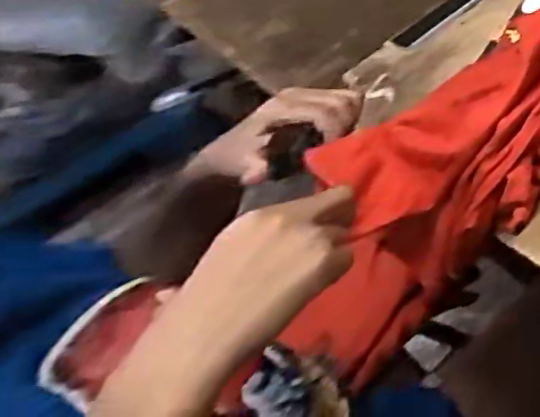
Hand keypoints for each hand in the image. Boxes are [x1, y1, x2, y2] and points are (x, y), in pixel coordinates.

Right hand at [91, 187, 357, 416]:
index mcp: (258, 214)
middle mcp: (289, 217)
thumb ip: (263, 236)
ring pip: (344, 233)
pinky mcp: (324, 259)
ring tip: (307, 275)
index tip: (318, 224)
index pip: (313, 196)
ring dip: (333, 251)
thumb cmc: (195, 308)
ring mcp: (310, 236)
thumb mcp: (227, 251)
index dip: (320, 211)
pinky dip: (335, 273)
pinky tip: (310, 289)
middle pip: (342, 199)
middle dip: (342, 216)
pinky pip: (347, 258)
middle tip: (331, 240)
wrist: (193, 342)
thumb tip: (286, 238)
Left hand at [190, 87, 361, 184]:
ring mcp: (306, 91)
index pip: (327, 111)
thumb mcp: (242, 167)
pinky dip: (349, 114)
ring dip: (352, 118)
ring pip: (350, 97)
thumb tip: (269, 170)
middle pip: (344, 100)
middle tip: (342, 146)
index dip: (337, 132)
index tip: (335, 153)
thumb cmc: (235, 159)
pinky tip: (338, 131)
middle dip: (349, 124)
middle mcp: (297, 93)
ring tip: (341, 138)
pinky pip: (345, 98)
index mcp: (282, 107)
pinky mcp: (313, 94)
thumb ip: (258, 167)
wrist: (224, 150)